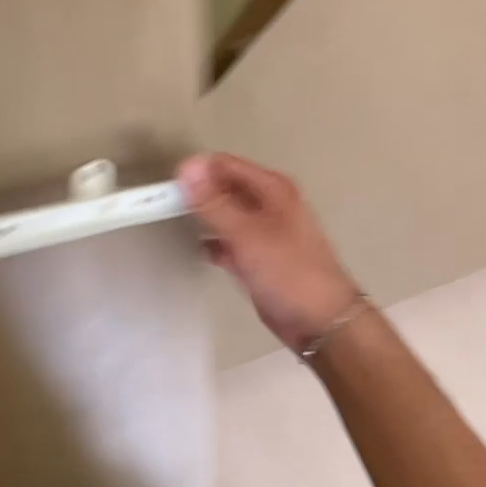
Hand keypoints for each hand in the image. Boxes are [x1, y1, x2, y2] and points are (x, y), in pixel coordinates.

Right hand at [177, 153, 361, 352]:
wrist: (321, 321)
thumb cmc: (288, 272)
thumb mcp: (247, 234)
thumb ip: (214, 202)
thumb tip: (185, 168)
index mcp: (272, 189)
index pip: (225, 165)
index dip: (196, 172)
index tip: (167, 188)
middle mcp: (268, 204)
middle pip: (224, 187)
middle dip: (197, 193)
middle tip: (164, 205)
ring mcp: (263, 232)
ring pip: (226, 215)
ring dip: (204, 217)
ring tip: (174, 224)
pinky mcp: (258, 257)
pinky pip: (229, 241)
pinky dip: (214, 243)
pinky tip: (198, 251)